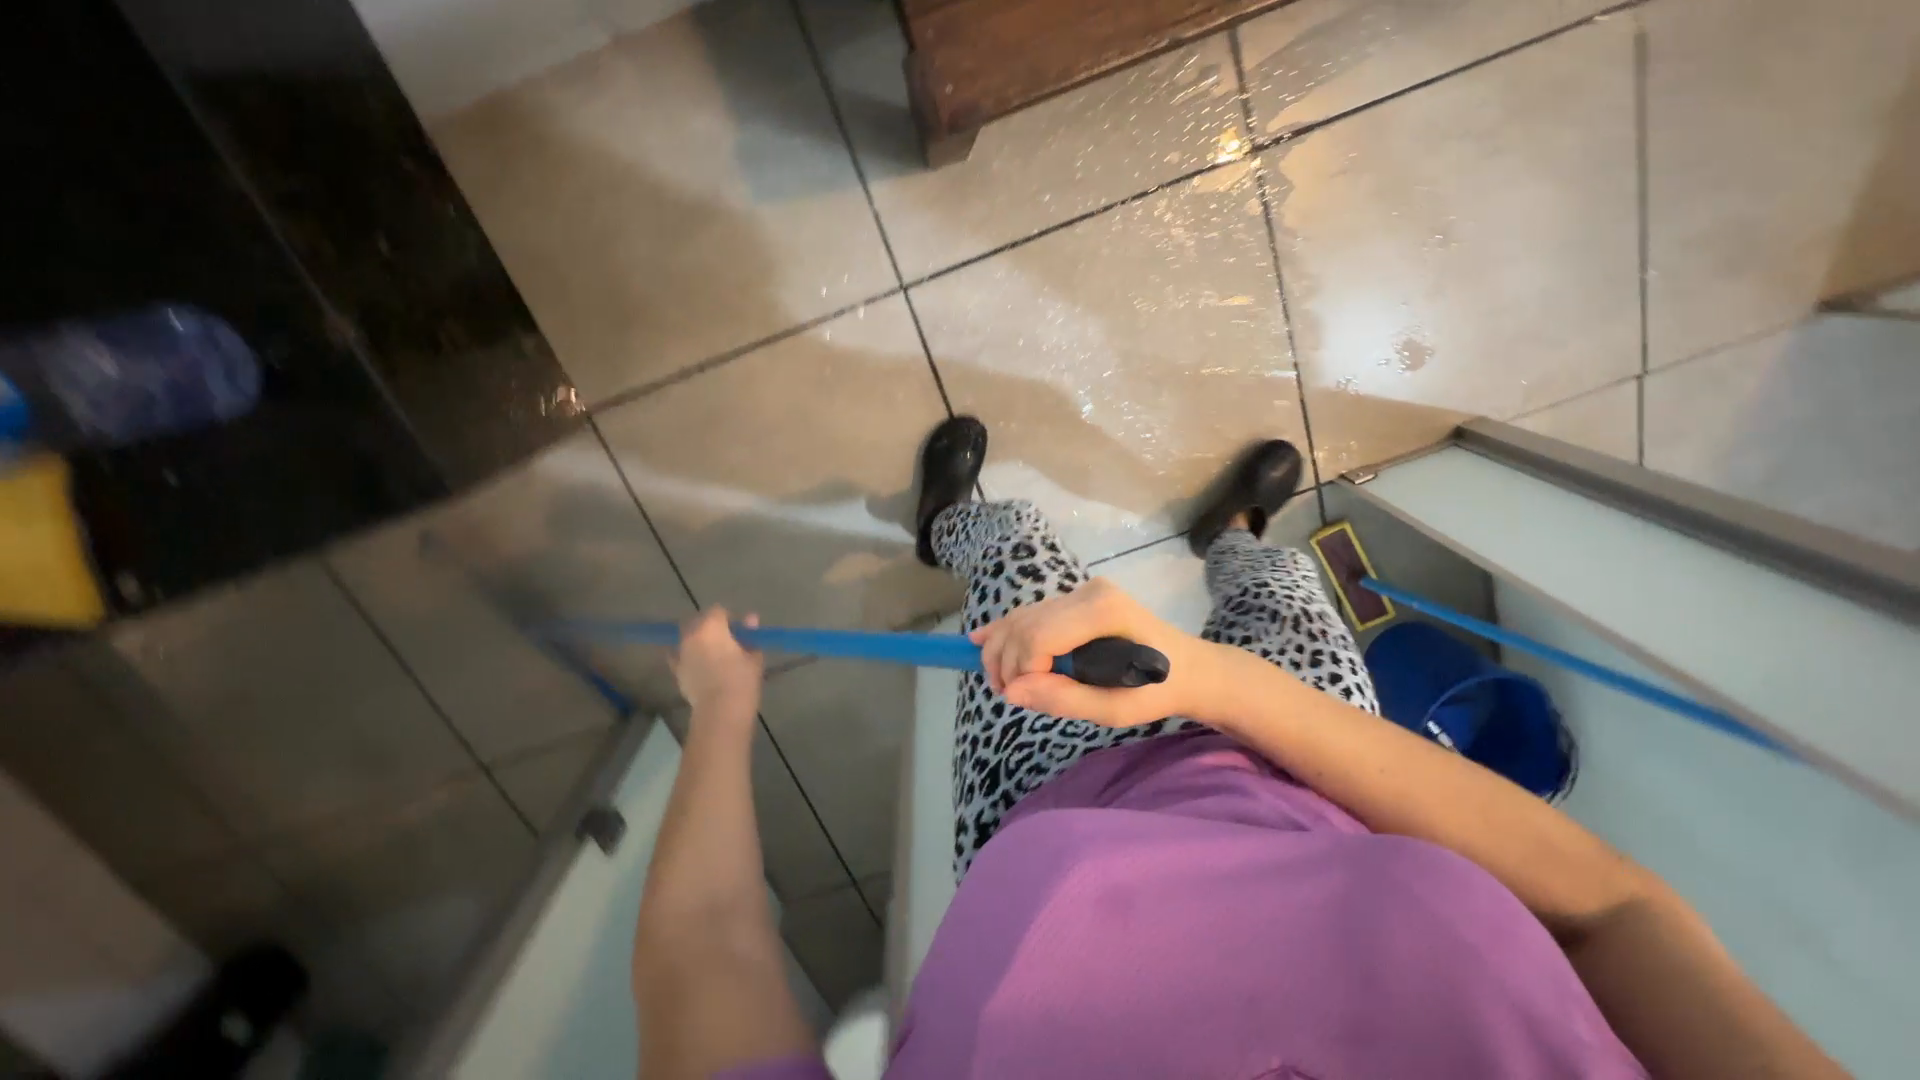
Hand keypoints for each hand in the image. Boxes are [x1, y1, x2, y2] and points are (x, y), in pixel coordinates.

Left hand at [670, 608, 763, 716]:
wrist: (721, 711)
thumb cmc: (742, 680)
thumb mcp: (753, 656)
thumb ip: (750, 636)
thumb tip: (751, 619)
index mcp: (712, 627)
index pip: (718, 610)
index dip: (730, 618)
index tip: (740, 630)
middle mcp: (692, 635)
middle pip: (700, 621)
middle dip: (711, 626)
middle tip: (727, 641)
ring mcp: (681, 653)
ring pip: (688, 638)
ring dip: (699, 640)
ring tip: (713, 654)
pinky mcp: (676, 671)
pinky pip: (678, 656)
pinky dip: (686, 656)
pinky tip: (696, 664)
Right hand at [969, 579, 1225, 727]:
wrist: (1190, 668)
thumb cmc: (1158, 691)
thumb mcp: (1115, 710)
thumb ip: (1063, 699)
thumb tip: (1012, 692)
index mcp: (1103, 613)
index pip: (1040, 637)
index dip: (1020, 668)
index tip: (1019, 696)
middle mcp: (1090, 592)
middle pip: (1026, 624)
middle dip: (1006, 660)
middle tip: (1005, 694)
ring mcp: (1084, 591)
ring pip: (1024, 617)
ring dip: (1003, 648)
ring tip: (999, 681)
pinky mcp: (1078, 599)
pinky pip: (1034, 614)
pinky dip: (1008, 630)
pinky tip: (979, 640)